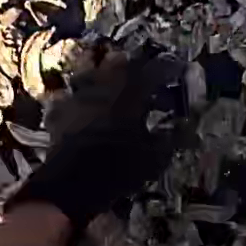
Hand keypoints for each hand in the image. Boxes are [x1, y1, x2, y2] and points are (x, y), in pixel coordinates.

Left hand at [5, 42, 176, 236]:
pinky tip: (80, 109)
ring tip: (110, 87)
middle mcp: (104, 84)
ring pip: (90, 72)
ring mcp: (77, 95)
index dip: (169, 68)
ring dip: (101, 76)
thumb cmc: (120, 167)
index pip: (157, 69)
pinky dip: (76, 100)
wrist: (73, 182)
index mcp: (133, 90)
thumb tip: (188, 124)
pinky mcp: (57, 111)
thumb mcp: (156, 156)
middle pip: (120, 62)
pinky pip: (67, 97)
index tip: (178, 71)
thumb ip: (174, 136)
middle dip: (133, 67)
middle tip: (143, 77)